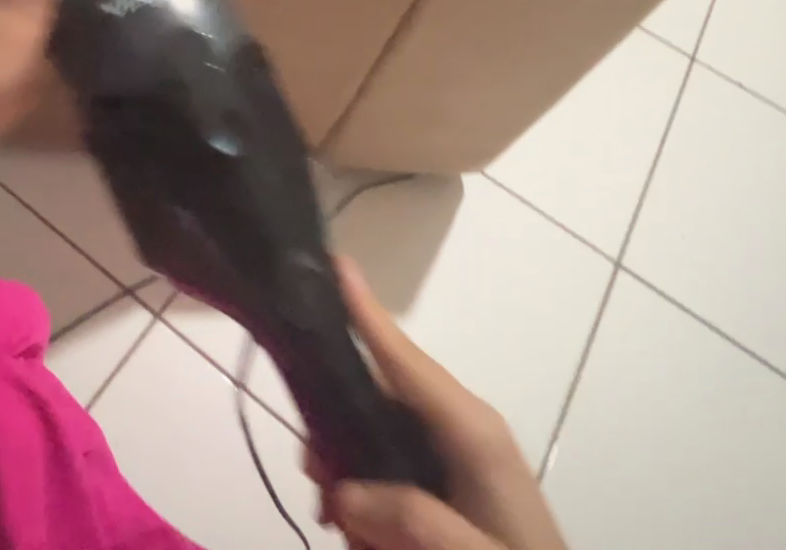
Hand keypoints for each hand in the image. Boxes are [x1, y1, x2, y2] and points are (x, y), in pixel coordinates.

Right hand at [308, 258, 568, 549]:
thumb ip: (415, 518)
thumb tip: (343, 490)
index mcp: (470, 428)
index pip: (404, 357)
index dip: (366, 311)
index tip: (335, 262)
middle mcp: (458, 425)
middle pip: (373, 397)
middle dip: (332, 428)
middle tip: (315, 480)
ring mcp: (452, 449)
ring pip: (371, 435)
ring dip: (346, 475)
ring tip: (341, 524)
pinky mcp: (446, 476)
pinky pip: (385, 467)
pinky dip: (365, 499)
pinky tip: (362, 534)